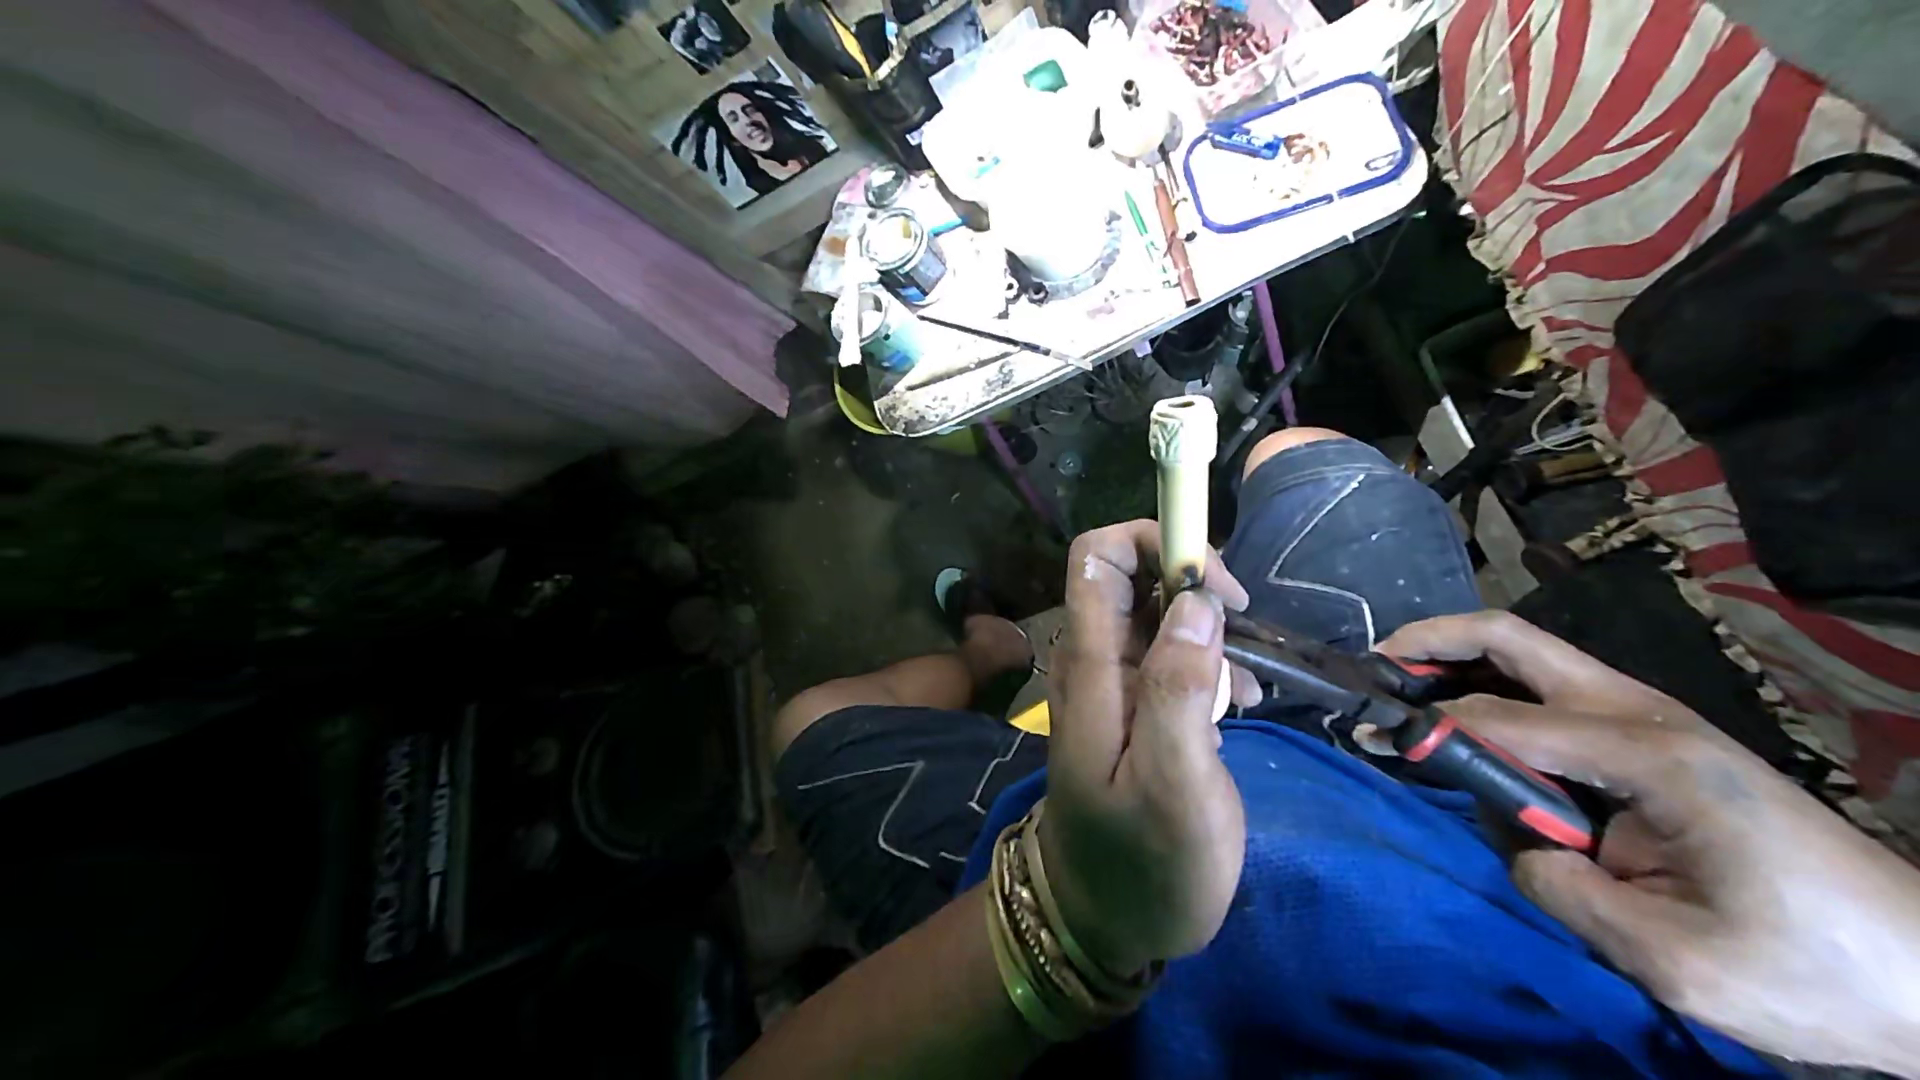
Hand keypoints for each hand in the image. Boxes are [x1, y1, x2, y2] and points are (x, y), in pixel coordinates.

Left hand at [1037, 521, 1255, 975]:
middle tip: (1243, 629)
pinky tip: (1241, 701)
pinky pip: (1170, 655)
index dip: (1152, 541)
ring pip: (1156, 614)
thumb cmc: (1144, 863)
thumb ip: (1179, 687)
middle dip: (1191, 583)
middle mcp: (1094, 661)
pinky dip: (1209, 660)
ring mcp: (1114, 683)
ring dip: (1207, 627)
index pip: (1097, 558)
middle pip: (1128, 576)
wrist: (1104, 918)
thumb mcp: (1173, 784)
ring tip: (1250, 682)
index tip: (1215, 581)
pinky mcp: (1136, 707)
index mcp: (1092, 666)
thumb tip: (1195, 601)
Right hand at [1381, 611, 1919, 1073]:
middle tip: (1371, 669)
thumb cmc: (1813, 971)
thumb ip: (1559, 885)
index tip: (1375, 744)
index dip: (1431, 732)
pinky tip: (1457, 713)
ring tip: (1396, 687)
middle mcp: (1640, 712)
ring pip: (1520, 652)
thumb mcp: (1674, 959)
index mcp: (1650, 755)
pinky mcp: (1646, 733)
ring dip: (1449, 660)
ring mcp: (1645, 715)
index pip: (1501, 721)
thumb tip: (1511, 833)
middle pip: (1508, 640)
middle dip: (1427, 644)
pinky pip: (1541, 686)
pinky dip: (1484, 686)